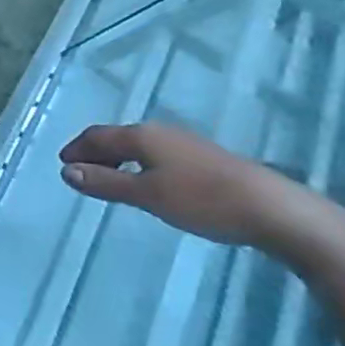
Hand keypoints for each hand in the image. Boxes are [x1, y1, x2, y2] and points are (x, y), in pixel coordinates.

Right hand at [59, 123, 307, 246]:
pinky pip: (161, 156)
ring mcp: (188, 145)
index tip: (63, 165)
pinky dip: (143, 166)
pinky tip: (152, 184)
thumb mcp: (147, 195)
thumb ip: (105, 183)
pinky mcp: (210, 161)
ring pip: (141, 147)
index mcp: (141, 135)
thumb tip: (66, 171)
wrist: (280, 213)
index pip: (96, 136)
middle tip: (82, 172)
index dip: (77, 149)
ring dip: (120, 160)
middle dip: (96, 153)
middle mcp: (161, 132)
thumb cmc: (204, 201)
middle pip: (118, 138)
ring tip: (112, 180)